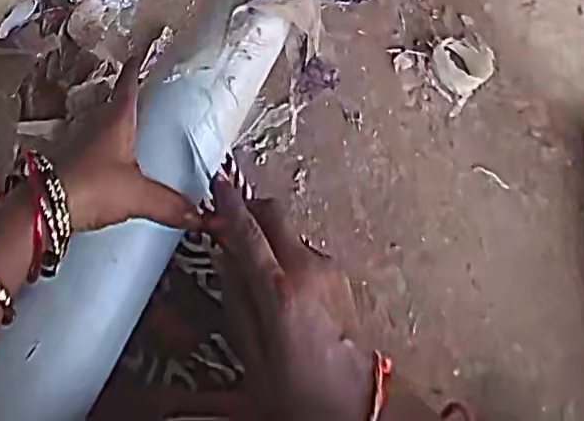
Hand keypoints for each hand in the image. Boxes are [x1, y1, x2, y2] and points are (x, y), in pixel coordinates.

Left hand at [56, 59, 199, 231]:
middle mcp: (99, 124)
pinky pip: (101, 147)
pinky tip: (123, 161)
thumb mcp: (137, 194)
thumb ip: (170, 204)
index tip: (143, 53)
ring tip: (143, 126)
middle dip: (134, 96)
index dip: (136, 67)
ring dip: (123, 122)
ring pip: (108, 124)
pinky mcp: (78, 162)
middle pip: (118, 102)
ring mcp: (85, 142)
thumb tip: (201, 216)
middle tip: (153, 92)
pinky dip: (114, 147)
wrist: (47, 208)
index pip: (128, 83)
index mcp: (117, 119)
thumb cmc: (94, 185)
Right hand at [211, 174, 377, 420]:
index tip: (218, 184)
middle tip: (233, 218)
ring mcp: (328, 270)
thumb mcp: (254, 357)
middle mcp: (307, 269)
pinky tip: (285, 288)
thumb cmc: (305, 395)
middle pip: (273, 213)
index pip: (247, 230)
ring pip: (289, 232)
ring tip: (258, 268)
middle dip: (250, 208)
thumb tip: (224, 261)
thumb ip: (236, 301)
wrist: (365, 412)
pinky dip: (289, 256)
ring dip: (270, 237)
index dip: (229, 203)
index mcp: (279, 290)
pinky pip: (305, 253)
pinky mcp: (342, 277)